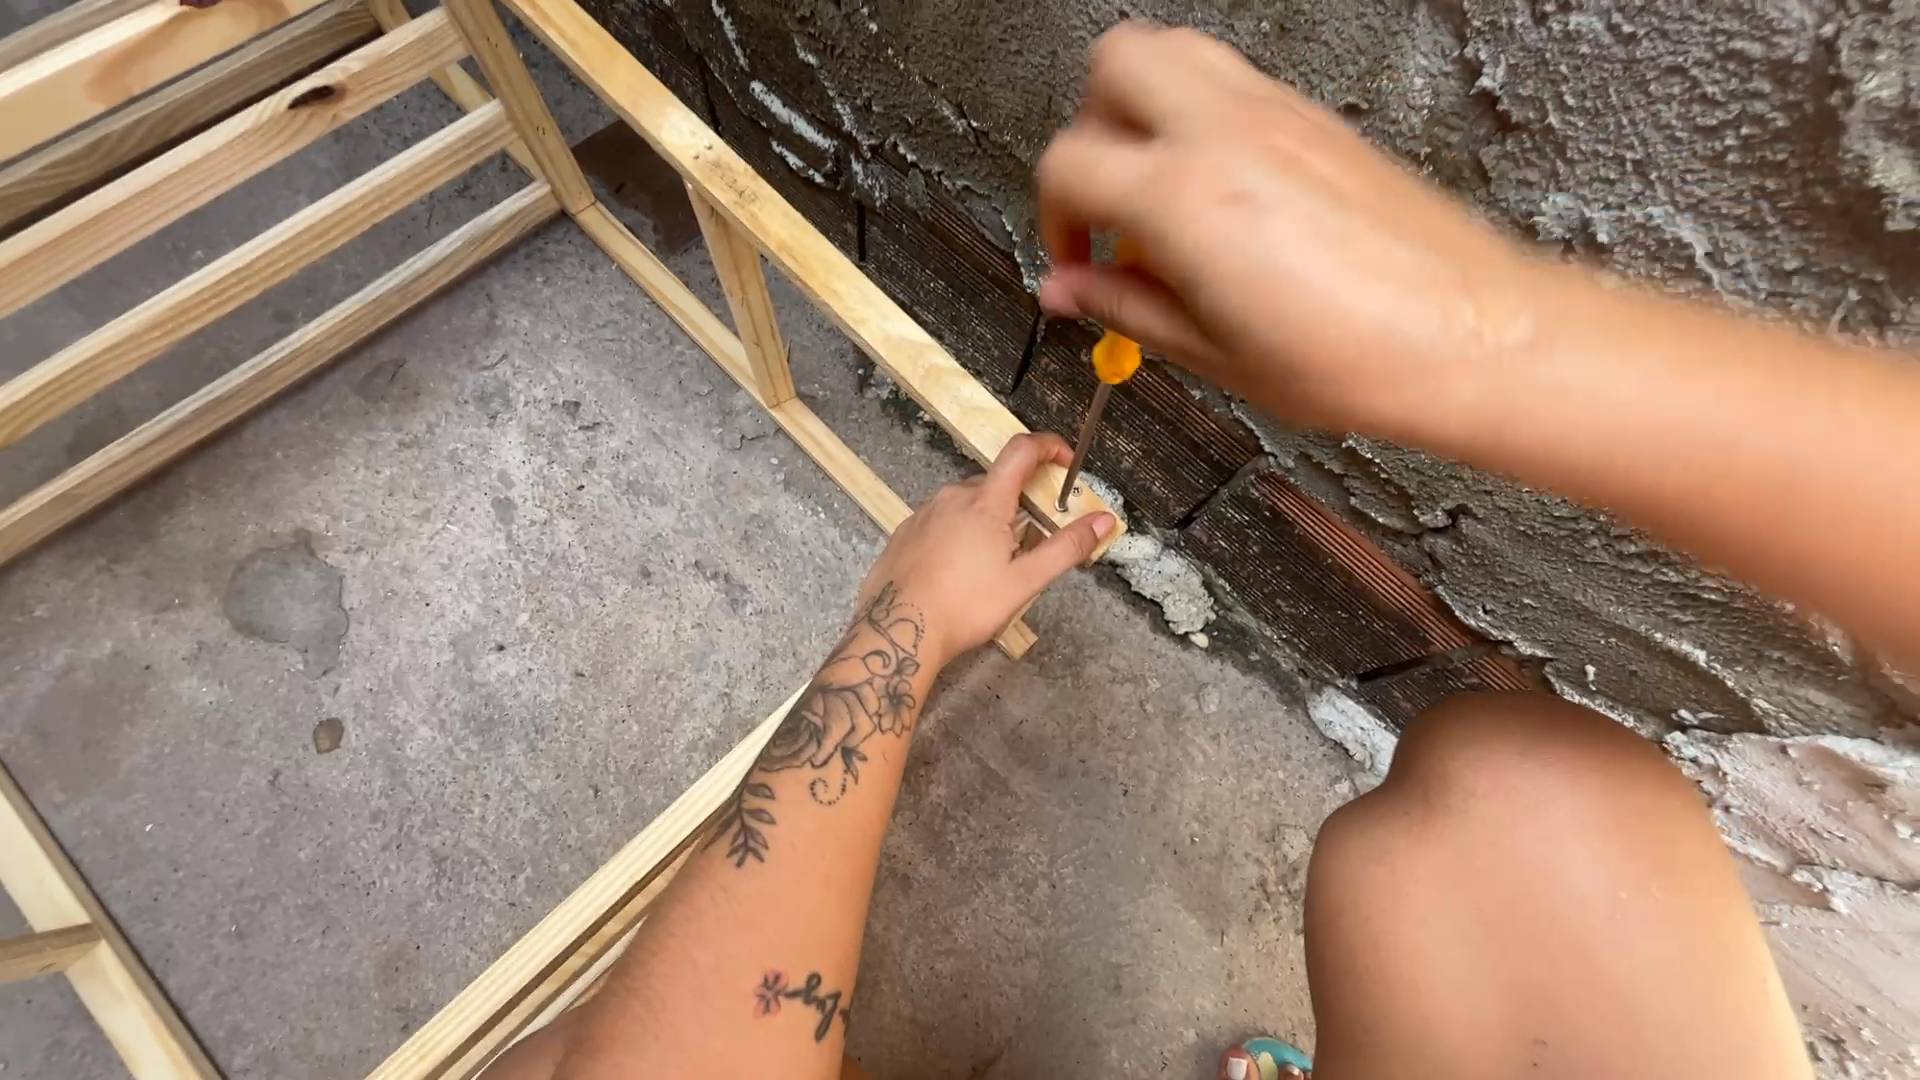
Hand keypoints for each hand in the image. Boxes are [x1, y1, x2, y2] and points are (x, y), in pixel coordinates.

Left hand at [854, 434, 1116, 666]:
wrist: (896, 632)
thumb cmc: (963, 608)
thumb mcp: (1024, 581)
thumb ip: (1067, 547)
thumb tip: (1103, 520)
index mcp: (984, 502)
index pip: (1021, 450)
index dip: (1048, 446)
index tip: (1065, 461)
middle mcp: (951, 498)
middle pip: (996, 482)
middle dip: (1020, 502)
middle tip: (1031, 542)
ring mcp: (923, 513)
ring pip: (967, 503)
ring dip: (988, 521)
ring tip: (992, 566)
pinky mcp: (904, 533)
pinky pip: (941, 520)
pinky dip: (959, 533)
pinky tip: (959, 571)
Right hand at [1035, 22, 1542, 438]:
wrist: (1461, 334)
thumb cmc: (1350, 355)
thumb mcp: (1204, 350)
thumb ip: (1121, 305)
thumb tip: (1068, 292)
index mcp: (1184, 198)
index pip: (1067, 165)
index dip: (1052, 221)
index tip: (1074, 262)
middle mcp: (1225, 133)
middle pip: (1110, 66)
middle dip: (1084, 131)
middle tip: (1098, 206)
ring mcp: (1274, 114)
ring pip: (1171, 54)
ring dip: (1135, 112)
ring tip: (1146, 195)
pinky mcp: (1311, 119)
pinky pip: (1226, 84)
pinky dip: (1191, 123)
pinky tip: (1206, 198)